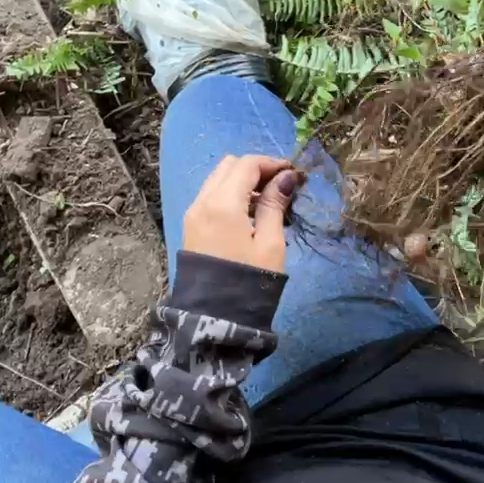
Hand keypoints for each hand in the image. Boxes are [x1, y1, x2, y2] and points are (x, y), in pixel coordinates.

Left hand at [182, 155, 299, 273]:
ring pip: (217, 179)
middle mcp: (202, 201)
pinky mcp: (191, 226)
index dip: (271, 163)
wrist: (213, 319)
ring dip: (241, 180)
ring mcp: (193, 213)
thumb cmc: (248, 281)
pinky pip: (211, 196)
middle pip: (229, 166)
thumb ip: (274, 205)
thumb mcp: (270, 244)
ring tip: (267, 200)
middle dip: (255, 169)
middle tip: (280, 185)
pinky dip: (230, 194)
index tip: (292, 173)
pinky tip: (249, 212)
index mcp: (222, 203)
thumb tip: (285, 177)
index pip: (246, 165)